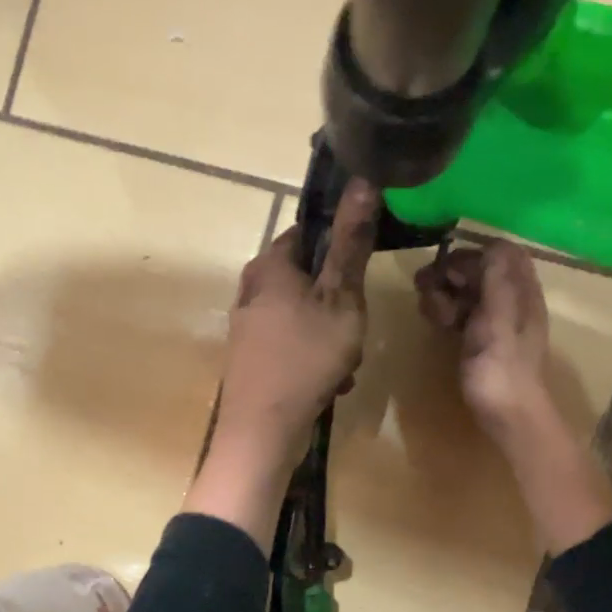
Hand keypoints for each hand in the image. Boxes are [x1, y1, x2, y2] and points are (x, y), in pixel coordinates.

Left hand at [185, 180, 380, 551]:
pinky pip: (292, 347)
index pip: (309, 232)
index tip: (363, 274)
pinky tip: (329, 386)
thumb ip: (352, 244)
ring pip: (303, 317)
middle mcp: (251, 289)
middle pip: (308, 279)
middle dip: (339, 304)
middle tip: (356, 329)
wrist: (261, 430)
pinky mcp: (250, 360)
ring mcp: (247, 327)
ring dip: (331, 338)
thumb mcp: (340, 298)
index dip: (342, 247)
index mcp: (268, 264)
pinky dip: (313, 360)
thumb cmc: (305, 358)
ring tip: (345, 365)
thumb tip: (364, 181)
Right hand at [417, 240, 611, 553]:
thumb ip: (497, 279)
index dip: (469, 252)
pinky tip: (436, 324)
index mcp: (520, 291)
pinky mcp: (483, 343)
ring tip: (429, 312)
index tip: (442, 267)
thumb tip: (491, 244)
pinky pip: (463, 315)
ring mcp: (497, 323)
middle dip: (450, 273)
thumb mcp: (499, 318)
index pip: (498, 251)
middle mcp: (511, 301)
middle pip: (479, 270)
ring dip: (444, 294)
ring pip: (468, 292)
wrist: (511, 418)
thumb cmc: (502, 369)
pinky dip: (448, 313)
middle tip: (423, 287)